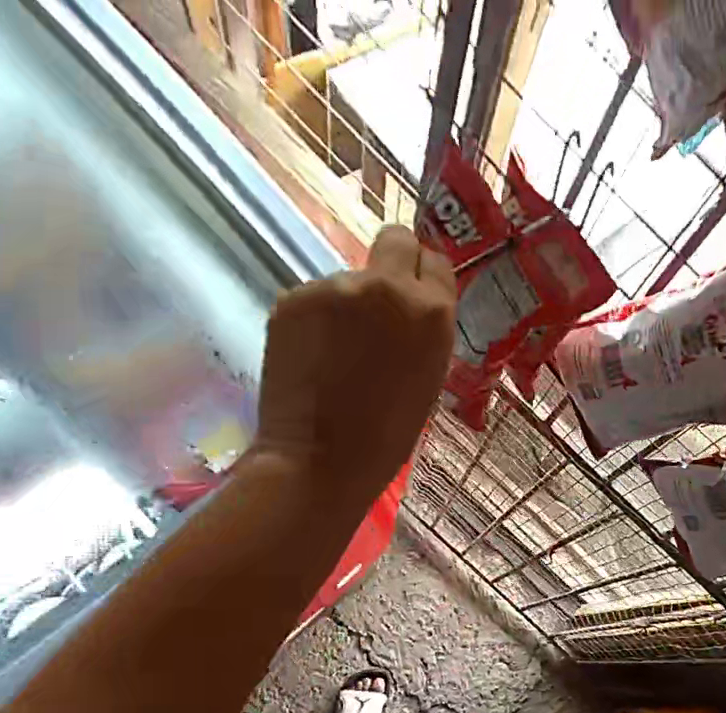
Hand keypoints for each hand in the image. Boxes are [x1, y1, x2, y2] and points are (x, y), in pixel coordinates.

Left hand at [251, 225, 455, 511]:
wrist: (321, 460)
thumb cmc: (386, 437)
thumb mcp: (427, 378)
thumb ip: (421, 331)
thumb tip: (404, 308)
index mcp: (430, 312)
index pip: (434, 260)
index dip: (422, 276)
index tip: (412, 294)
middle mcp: (385, 286)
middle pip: (394, 240)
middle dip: (391, 262)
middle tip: (376, 305)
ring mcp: (334, 287)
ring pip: (347, 279)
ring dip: (346, 305)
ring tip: (335, 356)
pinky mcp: (292, 299)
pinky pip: (313, 299)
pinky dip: (314, 321)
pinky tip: (310, 359)